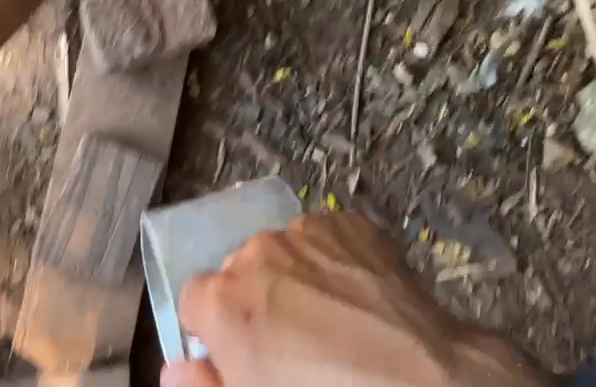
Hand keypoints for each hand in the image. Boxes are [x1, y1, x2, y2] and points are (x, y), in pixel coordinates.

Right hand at [167, 215, 548, 386]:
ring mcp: (308, 231)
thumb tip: (178, 370)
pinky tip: (358, 300)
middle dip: (257, 299)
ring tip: (331, 321)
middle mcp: (259, 251)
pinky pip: (329, 240)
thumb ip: (204, 385)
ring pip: (286, 251)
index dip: (213, 329)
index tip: (238, 353)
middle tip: (290, 343)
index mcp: (224, 299)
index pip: (193, 299)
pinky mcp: (352, 224)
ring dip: (296, 277)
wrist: (417, 379)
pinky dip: (336, 263)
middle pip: (241, 270)